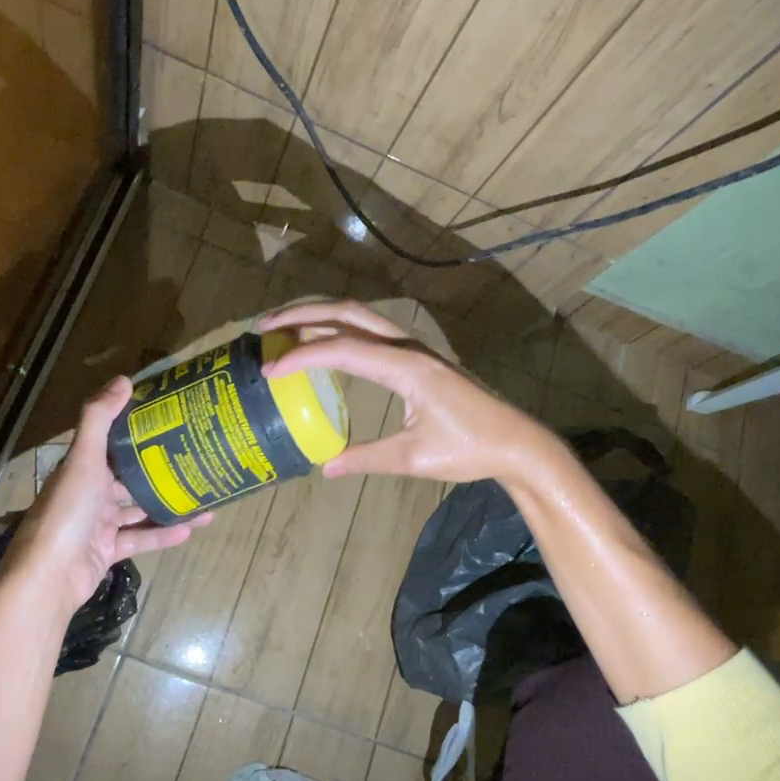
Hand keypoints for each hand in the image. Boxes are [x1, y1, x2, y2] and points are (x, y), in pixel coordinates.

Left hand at [1, 376, 212, 608]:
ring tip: (203, 495)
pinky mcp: (108, 552)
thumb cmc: (66, 512)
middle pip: (129, 477)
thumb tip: (123, 379)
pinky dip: (163, 534)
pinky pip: (141, 539)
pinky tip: (191, 527)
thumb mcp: (82, 460)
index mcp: (81, 469)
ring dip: (168, 503)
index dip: (136, 431)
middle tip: (195, 457)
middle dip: (159, 469)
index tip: (170, 419)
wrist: (48, 577)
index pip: (111, 443)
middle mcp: (89, 493)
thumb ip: (99, 419)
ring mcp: (99, 525)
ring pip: (139, 509)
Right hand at [258, 300, 566, 486]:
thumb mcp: (413, 458)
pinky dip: (339, 329)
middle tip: (263, 326)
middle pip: (347, 314)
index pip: (343, 349)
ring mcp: (414, 348)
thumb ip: (365, 458)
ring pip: (359, 317)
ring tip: (282, 328)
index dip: (302, 356)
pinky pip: (370, 331)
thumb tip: (324, 466)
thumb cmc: (469, 449)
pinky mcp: (418, 357)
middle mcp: (408, 347)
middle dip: (302, 314)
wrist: (515, 441)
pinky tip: (323, 344)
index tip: (269, 369)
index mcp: (406, 367)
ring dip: (319, 316)